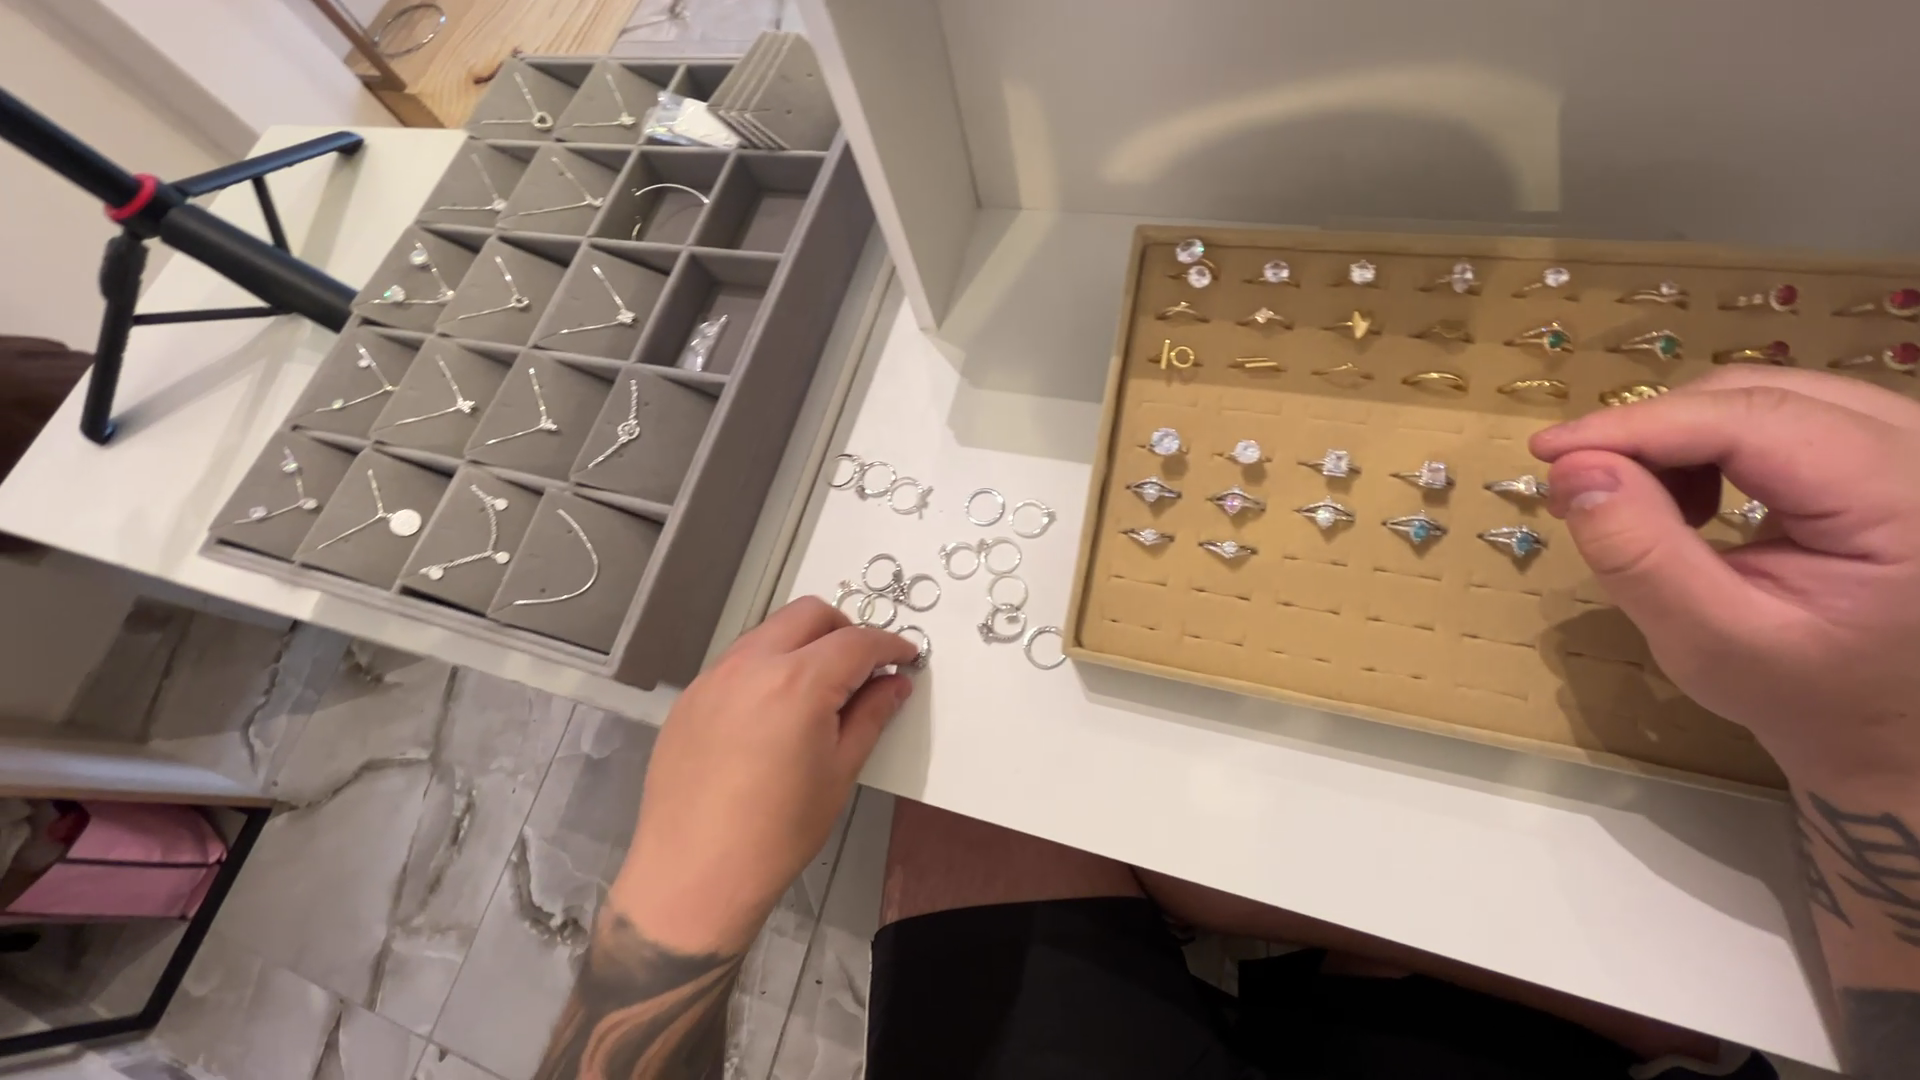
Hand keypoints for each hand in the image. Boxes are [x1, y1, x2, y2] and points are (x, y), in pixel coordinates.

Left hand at [609, 597, 917, 952]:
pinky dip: (768, 665)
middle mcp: (753, 664)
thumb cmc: (778, 832)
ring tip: (818, 688)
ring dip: (803, 642)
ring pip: (770, 631)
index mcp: (798, 683)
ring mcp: (715, 677)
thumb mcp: (839, 772)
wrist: (692, 874)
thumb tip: (895, 685)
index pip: (856, 641)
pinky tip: (773, 710)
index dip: (889, 645)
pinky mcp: (692, 696)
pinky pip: (739, 660)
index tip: (905, 658)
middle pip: (809, 614)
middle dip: (845, 629)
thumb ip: (871, 716)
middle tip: (861, 668)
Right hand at [1530, 367, 1919, 789]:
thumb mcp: (1705, 639)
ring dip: (1675, 439)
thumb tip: (1572, 469)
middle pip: (1762, 396)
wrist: (1889, 720)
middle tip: (1580, 484)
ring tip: (1638, 502)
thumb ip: (1638, 554)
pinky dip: (1705, 447)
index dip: (1640, 425)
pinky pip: (1780, 417)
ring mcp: (1914, 450)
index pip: (1757, 423)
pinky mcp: (1887, 455)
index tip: (1546, 452)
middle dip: (1652, 431)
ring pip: (1766, 398)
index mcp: (1908, 506)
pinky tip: (1689, 499)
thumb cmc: (1802, 693)